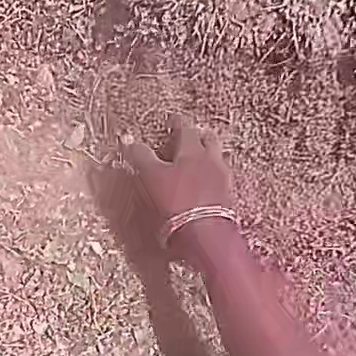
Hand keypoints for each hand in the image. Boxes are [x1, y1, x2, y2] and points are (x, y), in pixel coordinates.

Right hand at [123, 115, 238, 268]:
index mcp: (193, 150)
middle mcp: (212, 161)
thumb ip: (141, 157)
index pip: (185, 128)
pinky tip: (204, 187)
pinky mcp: (227, 201)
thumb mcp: (151, 177)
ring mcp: (223, 181)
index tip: (172, 120)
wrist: (205, 236)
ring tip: (197, 163)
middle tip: (190, 137)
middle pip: (208, 141)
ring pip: (216, 161)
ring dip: (207, 158)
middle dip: (199, 136)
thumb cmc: (175, 202)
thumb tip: (128, 140)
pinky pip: (219, 182)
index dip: (177, 123)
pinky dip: (211, 179)